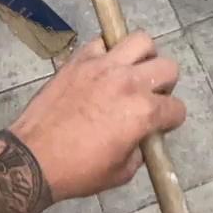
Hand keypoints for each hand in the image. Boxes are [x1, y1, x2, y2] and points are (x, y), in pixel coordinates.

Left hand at [6, 31, 185, 200]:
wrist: (35, 155)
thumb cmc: (79, 170)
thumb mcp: (121, 172)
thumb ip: (140, 149)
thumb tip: (142, 135)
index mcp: (143, 113)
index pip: (177, 107)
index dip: (172, 119)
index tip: (162, 124)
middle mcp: (129, 82)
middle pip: (168, 66)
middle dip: (165, 84)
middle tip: (150, 96)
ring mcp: (103, 65)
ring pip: (141, 40)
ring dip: (144, 56)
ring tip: (132, 72)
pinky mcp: (80, 58)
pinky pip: (103, 42)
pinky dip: (108, 52)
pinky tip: (102, 69)